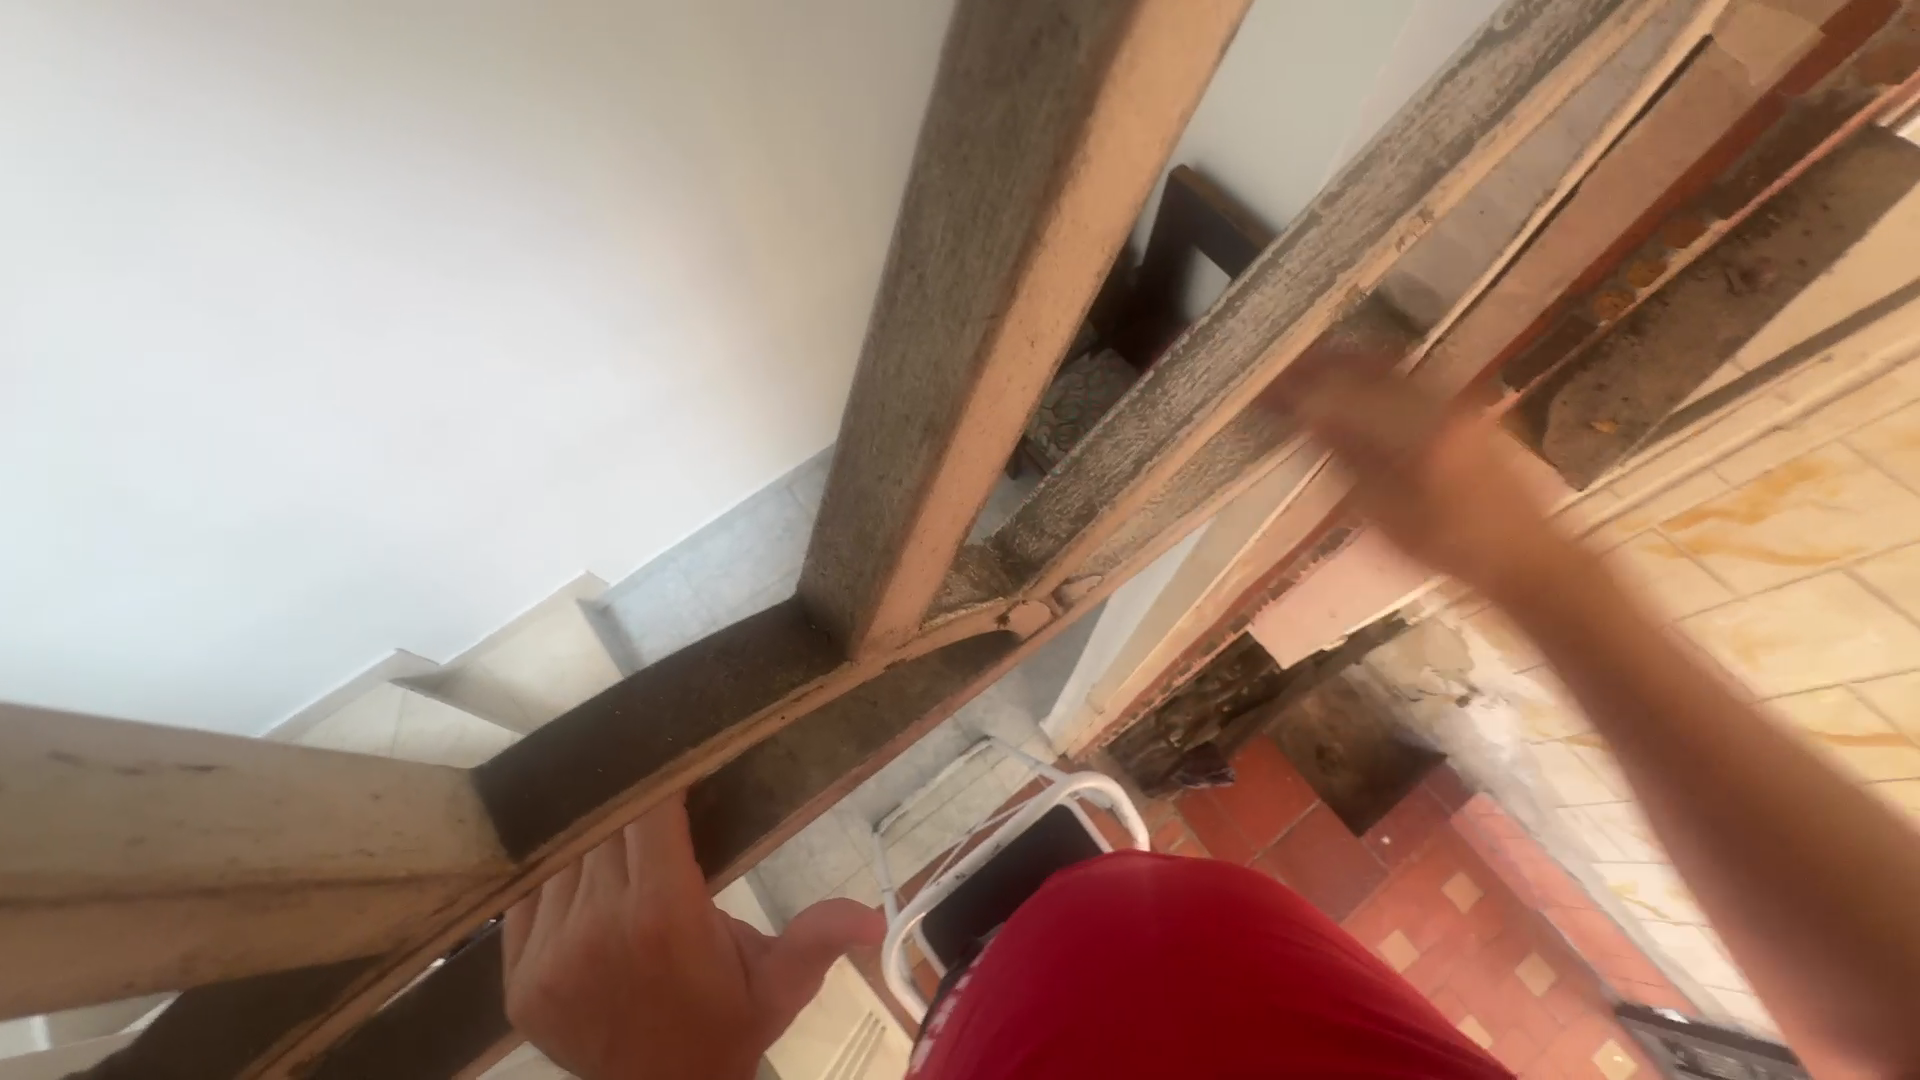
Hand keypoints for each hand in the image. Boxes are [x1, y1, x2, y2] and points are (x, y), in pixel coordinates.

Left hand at [502, 796, 884, 1079]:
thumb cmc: (728, 1028)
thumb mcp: (784, 984)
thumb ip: (822, 937)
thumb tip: (876, 919)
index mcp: (664, 916)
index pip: (648, 814)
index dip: (660, 781)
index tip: (676, 758)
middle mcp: (597, 927)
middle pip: (604, 827)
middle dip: (630, 801)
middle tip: (653, 775)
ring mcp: (549, 954)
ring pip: (563, 857)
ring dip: (592, 833)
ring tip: (619, 811)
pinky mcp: (518, 978)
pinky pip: (527, 897)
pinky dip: (555, 872)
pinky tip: (580, 859)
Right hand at [1287, 367, 1571, 599]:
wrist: (1525, 554)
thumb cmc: (1448, 545)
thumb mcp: (1384, 512)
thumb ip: (1346, 459)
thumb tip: (1308, 418)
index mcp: (1414, 429)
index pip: (1342, 393)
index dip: (1300, 388)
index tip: (1267, 391)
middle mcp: (1438, 401)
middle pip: (1367, 366)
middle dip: (1320, 365)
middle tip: (1283, 375)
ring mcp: (1456, 401)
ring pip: (1390, 366)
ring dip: (1347, 365)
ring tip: (1310, 374)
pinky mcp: (1465, 409)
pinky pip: (1408, 378)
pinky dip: (1374, 375)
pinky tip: (1355, 388)